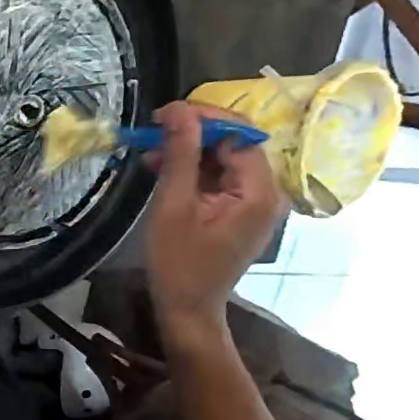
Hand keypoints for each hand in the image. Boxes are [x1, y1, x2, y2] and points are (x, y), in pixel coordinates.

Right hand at [144, 101, 285, 342]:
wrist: (188, 310)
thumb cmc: (178, 264)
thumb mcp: (174, 205)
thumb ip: (181, 153)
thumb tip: (178, 109)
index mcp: (259, 191)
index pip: (237, 133)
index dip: (202, 117)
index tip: (163, 115)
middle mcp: (268, 192)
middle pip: (233, 143)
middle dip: (193, 134)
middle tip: (154, 132)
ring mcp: (257, 202)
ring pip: (224, 158)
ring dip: (189, 151)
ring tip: (151, 153)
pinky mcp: (244, 210)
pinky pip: (221, 177)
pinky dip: (194, 170)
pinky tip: (163, 168)